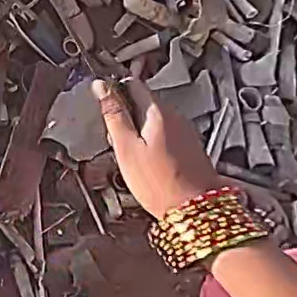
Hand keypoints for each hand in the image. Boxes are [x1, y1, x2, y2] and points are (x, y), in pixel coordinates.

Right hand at [94, 78, 225, 219]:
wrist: (194, 212)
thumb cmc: (158, 183)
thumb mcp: (125, 147)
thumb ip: (113, 114)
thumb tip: (101, 87)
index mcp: (158, 112)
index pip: (132, 84)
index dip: (114, 91)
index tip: (104, 105)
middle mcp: (175, 117)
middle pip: (143, 101)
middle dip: (125, 114)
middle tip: (115, 138)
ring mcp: (185, 132)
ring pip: (153, 119)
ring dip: (138, 130)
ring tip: (130, 154)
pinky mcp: (189, 147)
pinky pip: (164, 134)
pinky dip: (151, 142)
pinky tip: (146, 162)